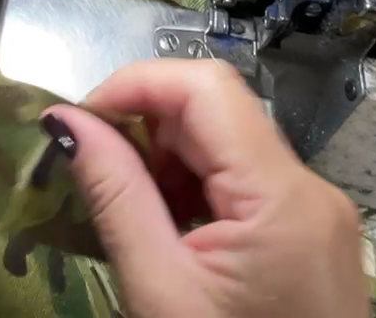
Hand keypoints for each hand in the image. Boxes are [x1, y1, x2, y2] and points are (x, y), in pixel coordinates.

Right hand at [46, 60, 367, 317]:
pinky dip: (188, 184)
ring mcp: (311, 210)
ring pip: (221, 138)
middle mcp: (308, 188)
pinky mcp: (304, 231)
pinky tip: (163, 225)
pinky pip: (236, 177)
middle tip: (94, 165)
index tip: (81, 119)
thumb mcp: (160, 292)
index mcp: (283, 198)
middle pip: (213, 109)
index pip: (205, 87)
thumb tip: (63, 118)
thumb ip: (114, 193)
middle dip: (144, 124)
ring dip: (162, 155)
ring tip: (126, 205)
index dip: (136, 84)